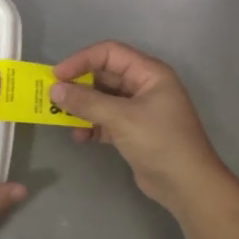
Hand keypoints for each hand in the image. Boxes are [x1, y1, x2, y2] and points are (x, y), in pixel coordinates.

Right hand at [51, 41, 226, 210]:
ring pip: (103, 100)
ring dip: (83, 108)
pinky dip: (91, 126)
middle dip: (79, 86)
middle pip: (105, 75)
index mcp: (149, 73)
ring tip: (62, 119)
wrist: (186, 184)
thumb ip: (87, 102)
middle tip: (53, 98)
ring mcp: (139, 110)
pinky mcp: (134, 132)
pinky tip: (80, 138)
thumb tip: (55, 90)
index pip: (110, 53)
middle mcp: (145, 86)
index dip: (81, 60)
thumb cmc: (159, 142)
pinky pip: (106, 120)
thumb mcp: (122, 118)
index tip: (56, 76)